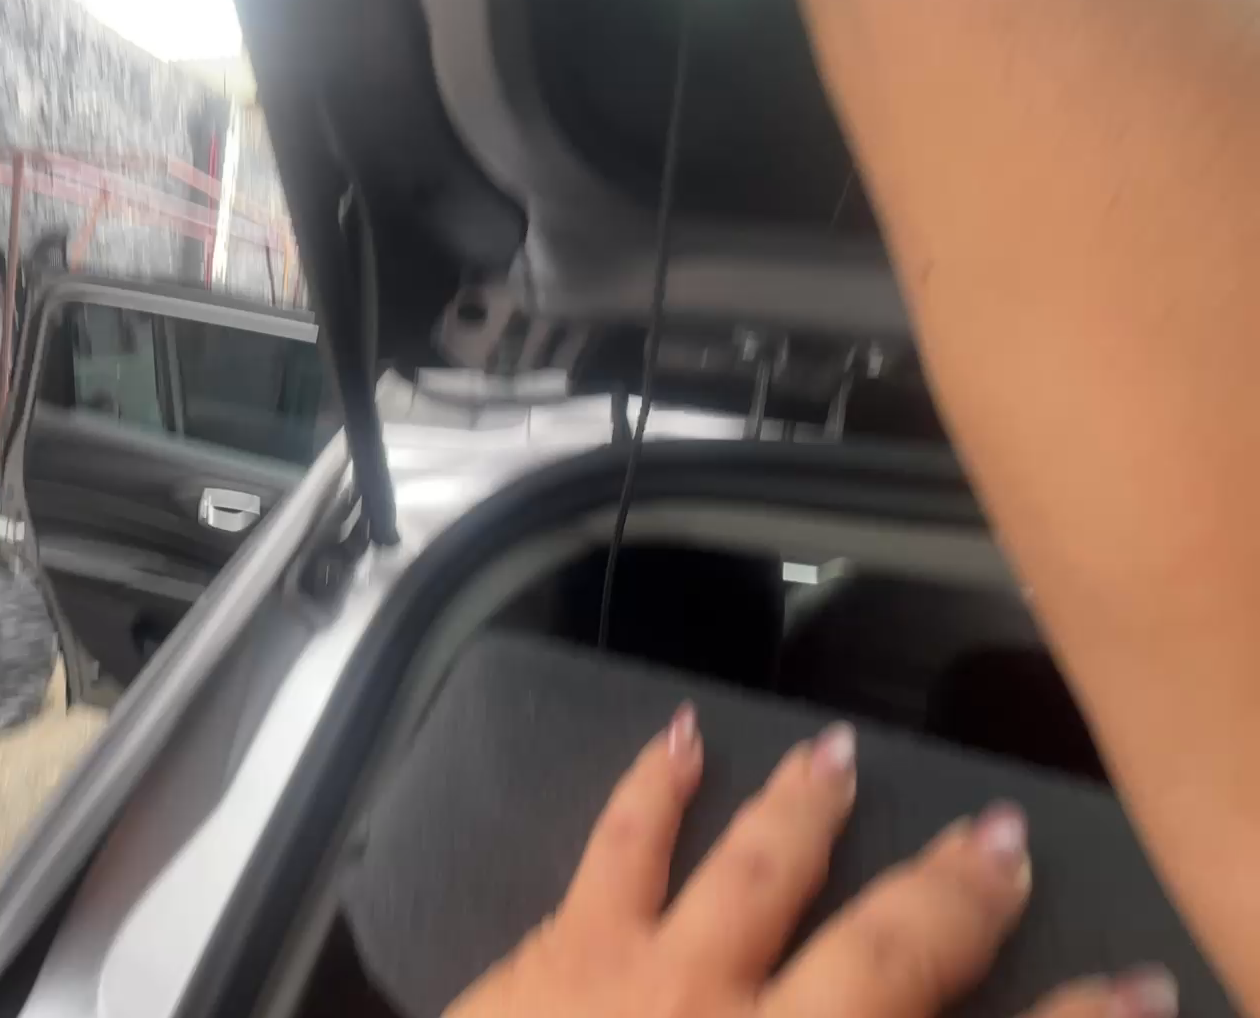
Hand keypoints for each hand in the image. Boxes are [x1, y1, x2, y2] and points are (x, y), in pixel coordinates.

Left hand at [445, 704, 1177, 1017]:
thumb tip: (874, 1007)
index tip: (1146, 984)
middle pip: (878, 956)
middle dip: (950, 897)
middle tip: (998, 832)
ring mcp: (658, 970)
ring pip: (753, 870)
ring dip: (803, 809)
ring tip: (840, 750)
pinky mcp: (578, 933)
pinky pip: (624, 838)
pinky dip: (657, 783)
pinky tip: (681, 733)